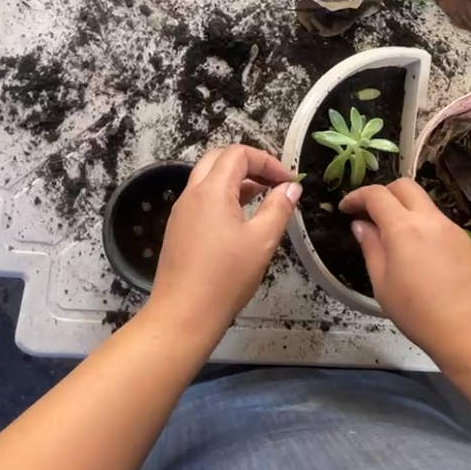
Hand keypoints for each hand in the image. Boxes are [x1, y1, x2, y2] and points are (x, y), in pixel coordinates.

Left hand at [145, 145, 301, 342]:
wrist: (182, 315)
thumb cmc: (225, 278)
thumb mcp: (262, 241)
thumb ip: (279, 208)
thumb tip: (291, 188)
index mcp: (211, 190)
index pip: (238, 154)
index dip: (267, 161)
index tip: (289, 181)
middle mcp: (192, 194)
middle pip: (220, 159)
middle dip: (250, 164)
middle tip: (274, 182)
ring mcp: (182, 212)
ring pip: (209, 179)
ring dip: (237, 180)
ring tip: (264, 197)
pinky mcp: (179, 229)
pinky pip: (202, 199)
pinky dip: (224, 197)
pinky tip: (241, 219)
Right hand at [338, 180, 470, 362]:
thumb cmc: (420, 314)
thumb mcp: (383, 285)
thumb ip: (371, 248)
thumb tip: (362, 226)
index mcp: (404, 228)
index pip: (377, 195)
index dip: (357, 196)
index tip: (345, 208)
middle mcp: (430, 219)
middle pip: (404, 186)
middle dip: (383, 193)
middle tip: (368, 214)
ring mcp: (451, 228)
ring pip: (423, 202)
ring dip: (403, 208)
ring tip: (391, 236)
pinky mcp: (465, 240)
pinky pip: (437, 220)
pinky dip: (421, 223)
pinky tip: (416, 251)